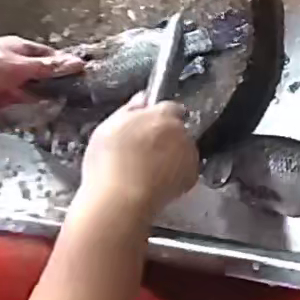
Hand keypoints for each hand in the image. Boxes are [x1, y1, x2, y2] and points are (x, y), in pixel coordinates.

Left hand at [0, 36, 82, 105]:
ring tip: (2, 100)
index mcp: (18, 46)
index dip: (60, 68)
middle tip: (35, 99)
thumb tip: (79, 62)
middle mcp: (6, 56)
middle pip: (32, 75)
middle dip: (33, 89)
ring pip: (15, 89)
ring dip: (12, 98)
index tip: (72, 83)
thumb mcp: (20, 68)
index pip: (49, 55)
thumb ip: (49, 68)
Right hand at [80, 96, 198, 217]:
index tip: (146, 127)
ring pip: (182, 149)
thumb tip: (143, 98)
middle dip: (164, 136)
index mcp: (162, 116)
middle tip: (142, 151)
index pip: (169, 107)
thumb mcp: (107, 128)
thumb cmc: (108, 163)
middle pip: (176, 129)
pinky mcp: (191, 177)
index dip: (158, 117)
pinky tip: (155, 182)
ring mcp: (189, 155)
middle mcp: (181, 132)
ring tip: (146, 170)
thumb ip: (130, 109)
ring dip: (171, 154)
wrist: (121, 201)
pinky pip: (184, 169)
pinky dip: (175, 174)